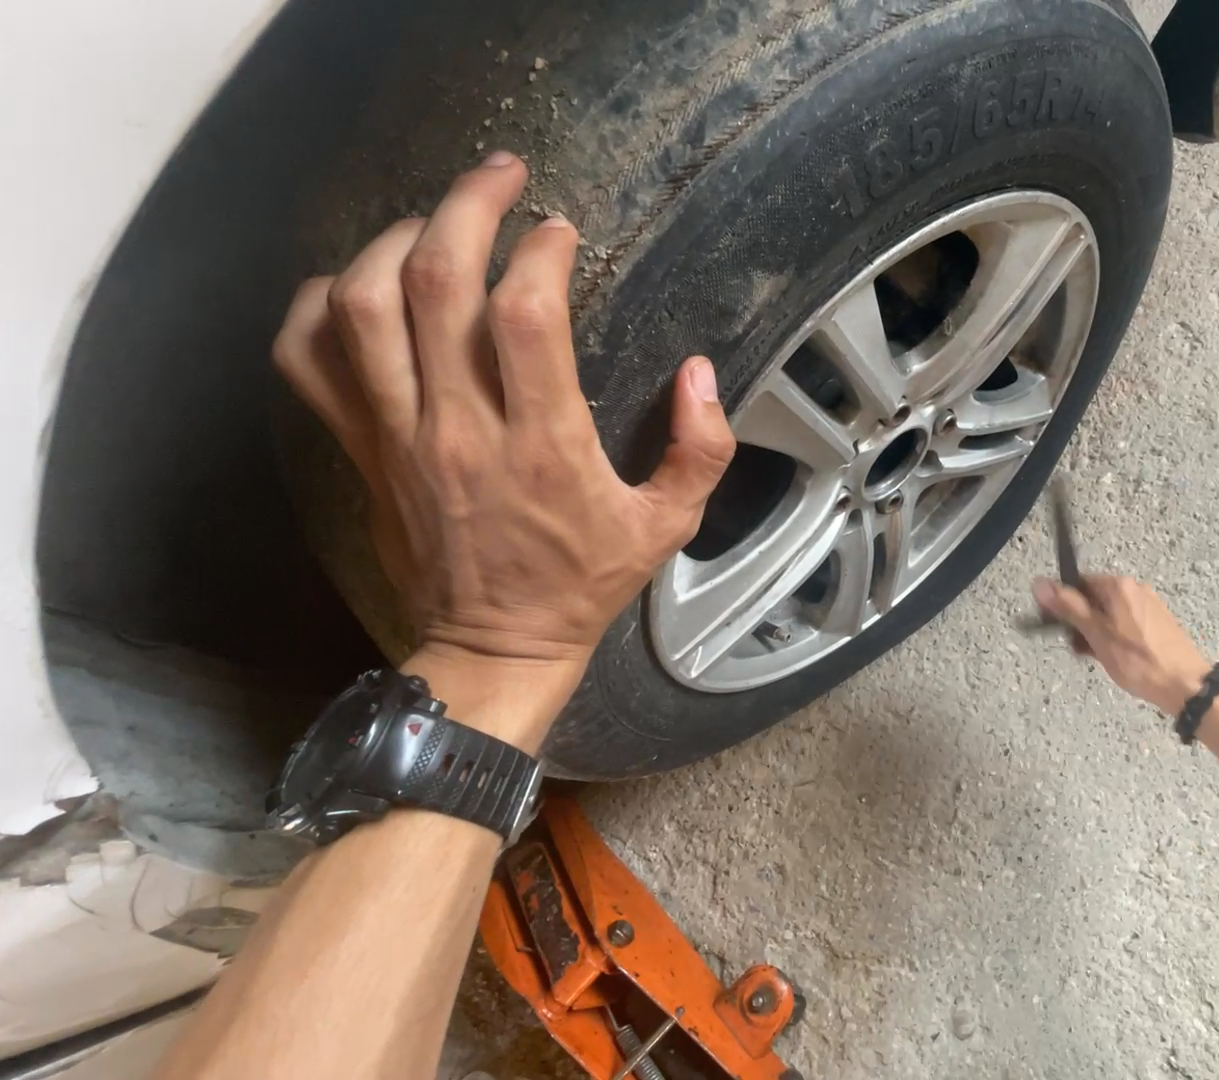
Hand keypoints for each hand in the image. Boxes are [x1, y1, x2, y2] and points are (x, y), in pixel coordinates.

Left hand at [272, 151, 735, 671]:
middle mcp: (460, 430)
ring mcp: (399, 438)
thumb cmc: (587, 582)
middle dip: (467, 209)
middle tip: (500, 176)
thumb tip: (701, 375)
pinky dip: (322, 302)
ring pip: (363, 305)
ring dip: (398, 240)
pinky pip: (311, 358)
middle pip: (436, 285)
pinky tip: (363, 282)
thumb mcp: (671, 525)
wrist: (497, 645)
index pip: (525, 318)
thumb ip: (701, 449)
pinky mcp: (364, 450)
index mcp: (543, 447)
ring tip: (438, 219)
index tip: (562, 231)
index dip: (541, 254)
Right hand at [1033, 576, 1212, 713]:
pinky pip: (1126, 623)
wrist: (1184, 684)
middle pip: (1094, 598)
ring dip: (1097, 632)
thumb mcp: (1096, 634)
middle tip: (1080, 648)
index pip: (1078, 583)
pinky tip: (1116, 658)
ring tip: (1099, 657)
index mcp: (1119, 586)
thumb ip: (1068, 607)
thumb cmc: (1138, 661)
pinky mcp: (1158, 623)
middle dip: (1082, 622)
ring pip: (1110, 613)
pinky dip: (1115, 637)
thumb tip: (1040, 583)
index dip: (1064, 605)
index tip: (1059, 627)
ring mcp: (1149, 605)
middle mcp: (1135, 589)